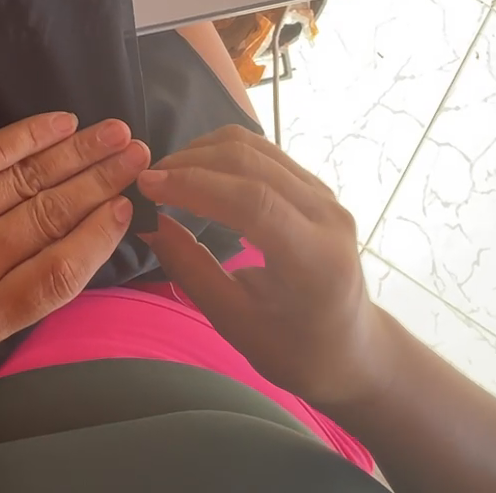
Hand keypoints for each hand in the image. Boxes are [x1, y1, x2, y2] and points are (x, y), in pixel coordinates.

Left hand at [0, 112, 149, 348]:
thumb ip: (33, 276)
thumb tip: (103, 223)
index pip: (56, 276)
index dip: (98, 239)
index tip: (128, 207)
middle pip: (47, 219)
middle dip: (100, 183)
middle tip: (139, 157)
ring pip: (27, 179)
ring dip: (79, 153)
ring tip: (117, 135)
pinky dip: (32, 135)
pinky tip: (65, 123)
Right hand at [137, 126, 395, 407]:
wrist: (351, 349)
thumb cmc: (291, 348)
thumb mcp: (233, 320)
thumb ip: (188, 267)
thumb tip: (144, 222)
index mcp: (314, 260)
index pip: (252, 201)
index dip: (194, 184)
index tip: (146, 185)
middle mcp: (326, 216)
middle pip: (249, 162)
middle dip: (190, 162)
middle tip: (148, 179)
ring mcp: (324, 194)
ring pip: (253, 146)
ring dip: (202, 150)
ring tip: (167, 173)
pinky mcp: (314, 184)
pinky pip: (262, 150)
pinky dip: (220, 150)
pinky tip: (196, 169)